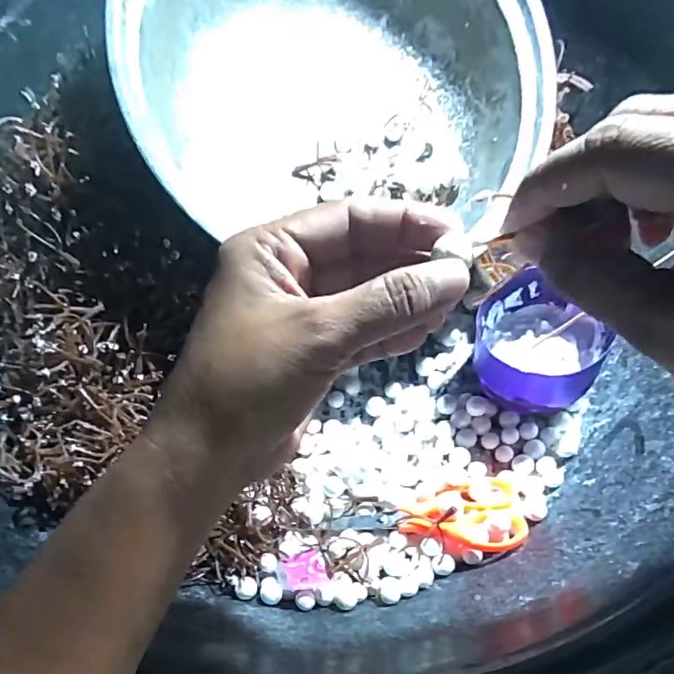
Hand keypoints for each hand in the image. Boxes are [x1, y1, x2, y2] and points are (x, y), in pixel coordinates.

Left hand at [146, 199, 470, 492]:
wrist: (210, 454)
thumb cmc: (250, 382)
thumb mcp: (320, 334)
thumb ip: (387, 302)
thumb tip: (454, 274)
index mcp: (270, 250)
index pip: (348, 219)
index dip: (404, 223)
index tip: (456, 234)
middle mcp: (284, 276)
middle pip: (359, 257)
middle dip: (409, 266)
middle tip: (462, 276)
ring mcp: (298, 317)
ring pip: (362, 298)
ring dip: (404, 302)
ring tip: (450, 307)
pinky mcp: (309, 355)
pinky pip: (357, 333)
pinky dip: (388, 333)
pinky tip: (422, 333)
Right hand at [501, 95, 673, 434]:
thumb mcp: (671, 335)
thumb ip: (593, 278)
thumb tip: (533, 239)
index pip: (625, 148)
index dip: (550, 184)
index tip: (512, 231)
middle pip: (643, 119)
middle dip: (575, 178)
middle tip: (549, 241)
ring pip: (667, 120)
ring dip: (610, 177)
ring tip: (600, 241)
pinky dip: (649, 176)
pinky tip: (647, 227)